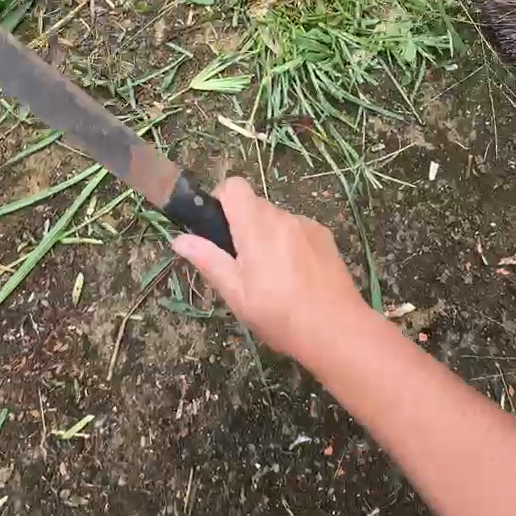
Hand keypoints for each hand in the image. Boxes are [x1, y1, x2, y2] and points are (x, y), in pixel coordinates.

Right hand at [170, 177, 369, 361]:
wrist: (336, 329)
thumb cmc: (278, 314)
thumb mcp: (236, 293)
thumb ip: (208, 260)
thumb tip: (179, 239)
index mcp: (256, 226)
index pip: (234, 186)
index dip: (222, 201)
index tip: (220, 230)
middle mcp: (282, 216)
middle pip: (255, 205)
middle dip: (244, 226)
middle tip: (243, 265)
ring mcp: (306, 224)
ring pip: (277, 219)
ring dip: (268, 236)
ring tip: (273, 277)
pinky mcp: (324, 235)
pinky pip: (297, 229)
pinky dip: (291, 244)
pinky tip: (297, 277)